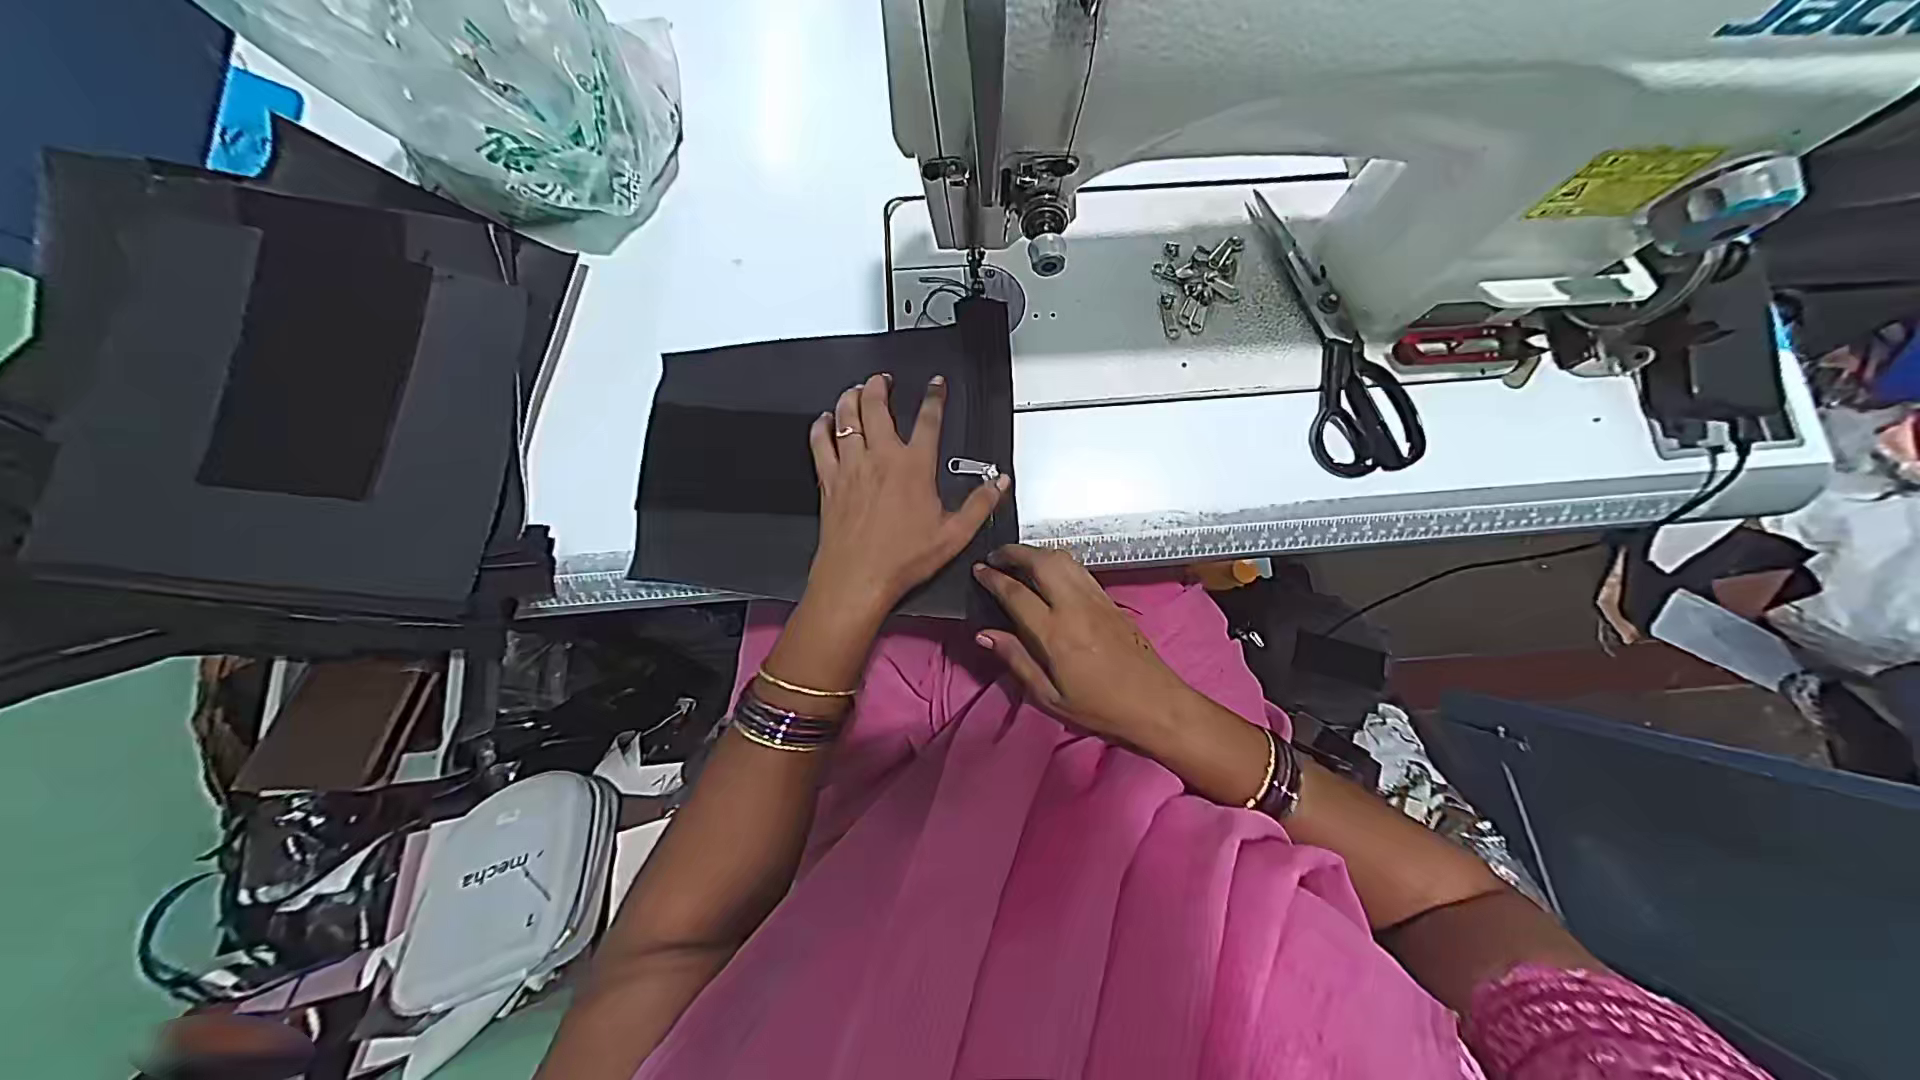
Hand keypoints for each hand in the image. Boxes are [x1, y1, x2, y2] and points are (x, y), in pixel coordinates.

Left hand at [805, 373, 1008, 617]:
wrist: (857, 578)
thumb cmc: (900, 560)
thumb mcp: (953, 535)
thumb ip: (979, 505)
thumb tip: (998, 485)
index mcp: (913, 467)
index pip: (928, 419)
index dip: (934, 396)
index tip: (936, 385)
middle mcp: (879, 459)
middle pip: (877, 406)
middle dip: (881, 385)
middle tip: (884, 379)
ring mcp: (850, 467)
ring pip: (846, 416)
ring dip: (851, 397)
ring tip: (857, 389)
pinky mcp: (829, 481)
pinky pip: (820, 442)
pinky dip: (821, 426)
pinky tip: (824, 420)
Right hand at [971, 544, 1202, 742]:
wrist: (1155, 704)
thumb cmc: (1099, 708)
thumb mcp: (1048, 696)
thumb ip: (1016, 660)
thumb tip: (985, 635)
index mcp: (1055, 634)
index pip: (1015, 593)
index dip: (992, 578)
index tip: (978, 571)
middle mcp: (1075, 607)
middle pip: (1040, 562)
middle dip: (1013, 552)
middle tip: (995, 556)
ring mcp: (1096, 599)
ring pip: (1062, 559)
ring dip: (1036, 552)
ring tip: (1018, 558)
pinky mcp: (1110, 600)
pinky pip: (1079, 569)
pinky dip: (1058, 561)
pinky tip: (1049, 570)